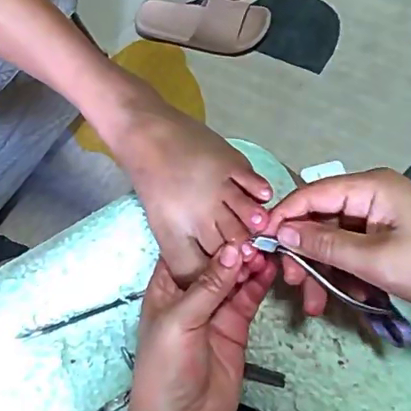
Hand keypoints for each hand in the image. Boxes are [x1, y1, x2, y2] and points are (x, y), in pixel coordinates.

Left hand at [106, 99, 272, 279]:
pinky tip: (261, 196)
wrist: (149, 137)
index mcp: (178, 235)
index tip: (231, 270)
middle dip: (242, 251)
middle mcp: (201, 216)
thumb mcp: (160, 225)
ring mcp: (220, 189)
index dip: (221, 273)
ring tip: (259, 225)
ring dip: (255, 224)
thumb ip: (183, 251)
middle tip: (252, 249)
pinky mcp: (231, 164)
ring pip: (248, 220)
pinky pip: (255, 184)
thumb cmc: (152, 182)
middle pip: (232, 246)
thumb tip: (207, 269)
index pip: (206, 267)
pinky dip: (261, 193)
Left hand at [129, 244, 277, 410]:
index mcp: (165, 287)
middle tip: (257, 236)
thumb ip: (208, 286)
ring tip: (266, 249)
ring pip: (235, 277)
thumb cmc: (165, 367)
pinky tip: (270, 269)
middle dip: (234, 248)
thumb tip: (233, 251)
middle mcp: (190, 293)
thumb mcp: (180, 320)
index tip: (232, 220)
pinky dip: (259, 283)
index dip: (208, 235)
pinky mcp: (235, 325)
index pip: (186, 250)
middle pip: (215, 262)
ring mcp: (214, 309)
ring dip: (249, 263)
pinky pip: (248, 297)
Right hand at [267, 168, 410, 323]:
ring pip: (334, 241)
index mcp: (372, 187)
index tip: (260, 244)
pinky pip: (353, 254)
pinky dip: (346, 276)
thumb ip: (325, 244)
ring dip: (323, 271)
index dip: (283, 217)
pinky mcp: (388, 242)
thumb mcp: (376, 259)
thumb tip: (282, 232)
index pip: (312, 194)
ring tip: (317, 305)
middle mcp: (373, 196)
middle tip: (292, 284)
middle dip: (304, 253)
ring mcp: (381, 220)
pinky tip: (350, 299)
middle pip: (320, 219)